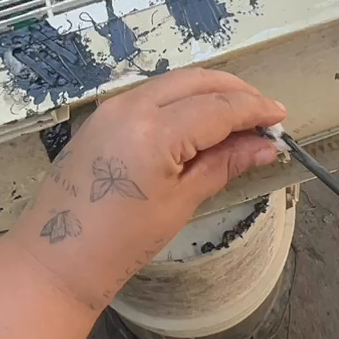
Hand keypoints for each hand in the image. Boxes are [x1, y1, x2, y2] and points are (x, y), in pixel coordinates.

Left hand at [2, 69, 284, 311]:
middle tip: (265, 113)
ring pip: (174, 82)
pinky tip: (200, 119)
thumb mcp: (181, 202)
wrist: (57, 258)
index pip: (217, 107)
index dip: (254, 109)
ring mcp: (113, 105)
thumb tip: (265, 146)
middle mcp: (132, 105)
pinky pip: (153, 94)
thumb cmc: (122, 241)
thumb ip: (224, 164)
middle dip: (235, 91)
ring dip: (209, 91)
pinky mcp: (103, 113)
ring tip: (239, 116)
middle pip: (196, 80)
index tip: (281, 116)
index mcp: (154, 131)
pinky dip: (182, 99)